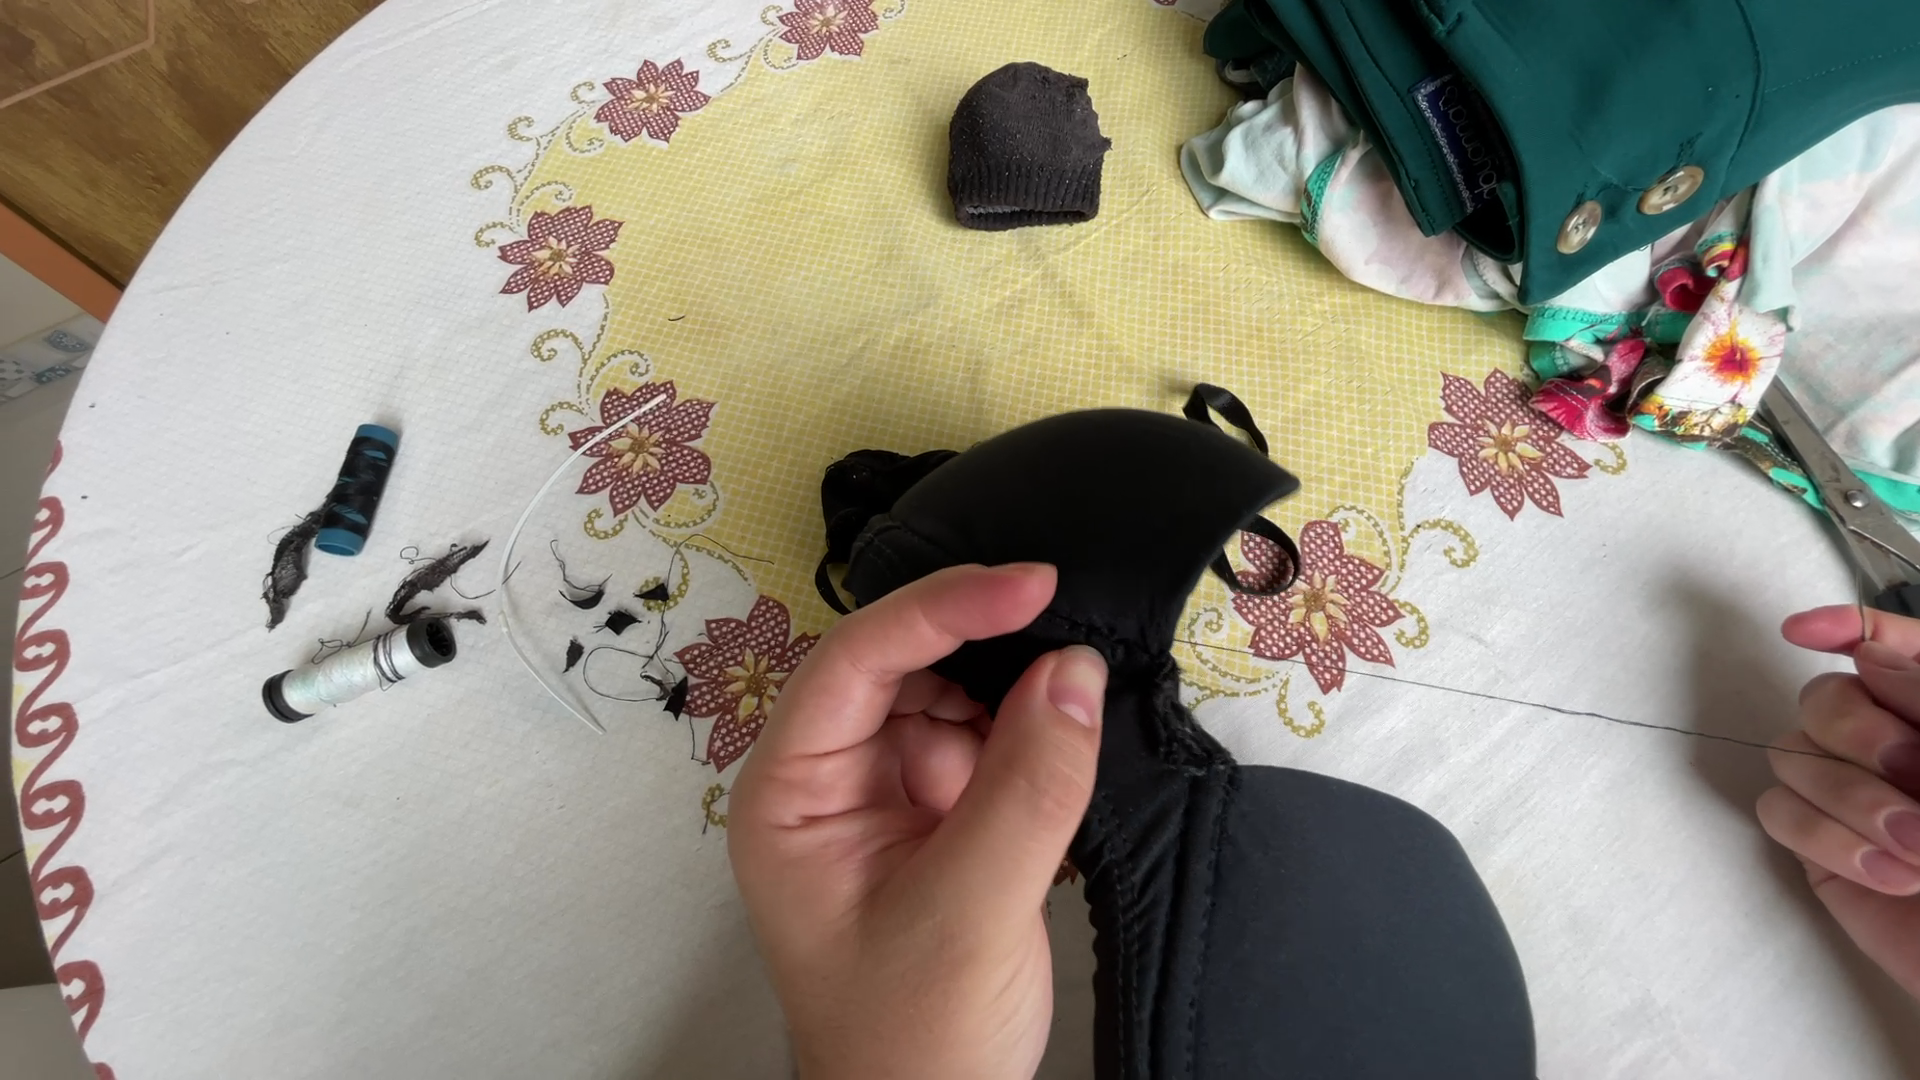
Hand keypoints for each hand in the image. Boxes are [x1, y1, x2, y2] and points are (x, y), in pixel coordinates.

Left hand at [727, 563, 1107, 1078]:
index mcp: (791, 788)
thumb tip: (1074, 670)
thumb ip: (1027, 788)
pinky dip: (1025, 722)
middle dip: (980, 642)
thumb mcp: (970, 913)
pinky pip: (982, 728)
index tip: (1028, 584)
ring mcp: (884, 778)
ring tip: (1067, 695)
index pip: (856, 660)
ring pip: (948, 687)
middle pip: (901, 661)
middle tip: (1062, 624)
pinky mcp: (935, 795)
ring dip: (1009, 684)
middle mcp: (830, 768)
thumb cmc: (915, 1038)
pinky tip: (1059, 732)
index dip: (940, 608)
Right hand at [1758, 606, 1919, 997]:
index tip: (1806, 633)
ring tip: (1917, 854)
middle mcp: (1901, 749)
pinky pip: (1777, 811)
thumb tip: (1874, 659)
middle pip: (1822, 697)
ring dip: (1851, 803)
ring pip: (1791, 755)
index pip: (1890, 649)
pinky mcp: (1819, 840)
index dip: (1851, 626)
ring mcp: (1855, 795)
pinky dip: (1826, 841)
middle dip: (1859, 735)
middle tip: (1918, 778)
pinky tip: (1888, 876)